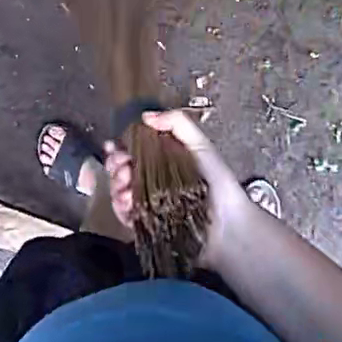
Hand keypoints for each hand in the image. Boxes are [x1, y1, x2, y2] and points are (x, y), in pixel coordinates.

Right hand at [104, 110, 255, 268]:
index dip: (120, 146)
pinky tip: (126, 202)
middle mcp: (153, 179)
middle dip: (116, 165)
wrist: (228, 223)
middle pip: (122, 169)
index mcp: (163, 159)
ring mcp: (148, 203)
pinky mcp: (147, 225)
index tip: (113, 146)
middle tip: (120, 166)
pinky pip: (125, 216)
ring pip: (120, 191)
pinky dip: (120, 208)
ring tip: (124, 184)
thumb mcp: (200, 144)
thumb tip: (145, 116)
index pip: (134, 150)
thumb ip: (177, 123)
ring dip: (116, 185)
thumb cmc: (216, 180)